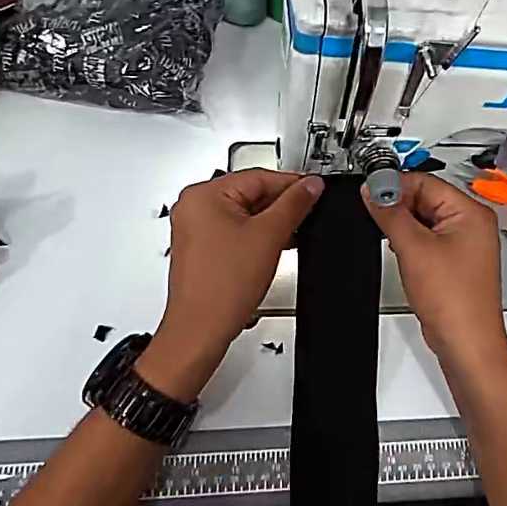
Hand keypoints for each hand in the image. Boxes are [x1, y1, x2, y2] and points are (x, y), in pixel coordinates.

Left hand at [149, 170, 321, 393]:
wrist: (201, 329)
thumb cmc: (219, 288)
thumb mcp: (269, 236)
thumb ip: (294, 205)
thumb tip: (310, 186)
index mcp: (203, 195)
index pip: (258, 176)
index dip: (291, 183)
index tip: (313, 189)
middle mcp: (193, 207)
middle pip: (250, 193)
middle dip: (281, 204)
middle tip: (306, 212)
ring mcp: (194, 228)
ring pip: (243, 213)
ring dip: (270, 222)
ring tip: (292, 233)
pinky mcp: (201, 247)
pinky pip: (234, 230)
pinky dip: (256, 235)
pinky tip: (273, 246)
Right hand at [362, 173, 506, 376]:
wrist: (466, 343)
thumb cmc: (456, 302)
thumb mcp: (413, 248)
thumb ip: (390, 214)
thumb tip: (374, 191)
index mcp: (471, 212)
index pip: (425, 181)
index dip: (395, 184)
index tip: (370, 191)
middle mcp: (471, 225)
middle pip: (424, 198)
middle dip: (397, 205)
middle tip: (373, 212)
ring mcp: (463, 245)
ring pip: (423, 219)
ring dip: (401, 224)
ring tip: (388, 236)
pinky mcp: (453, 262)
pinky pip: (426, 239)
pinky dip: (409, 241)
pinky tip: (399, 251)